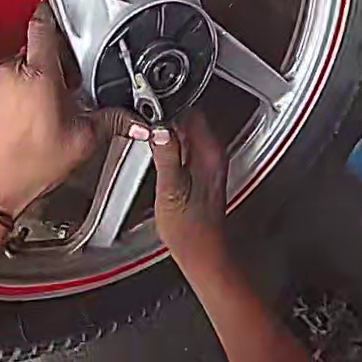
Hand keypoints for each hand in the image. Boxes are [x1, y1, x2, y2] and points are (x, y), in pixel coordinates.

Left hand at [0, 6, 119, 218]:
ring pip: (2, 70)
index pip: (44, 28)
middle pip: (27, 56)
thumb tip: (137, 121)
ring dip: (12, 85)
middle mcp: (7, 72)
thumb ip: (111, 122)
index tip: (53, 18)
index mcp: (40, 77)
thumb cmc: (27, 170)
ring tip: (19, 116)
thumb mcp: (78, 144)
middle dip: (38, 73)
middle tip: (45, 100)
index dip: (50, 20)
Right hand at [149, 111, 227, 260]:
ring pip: (187, 133)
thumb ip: (165, 154)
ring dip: (169, 133)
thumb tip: (159, 128)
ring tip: (151, 142)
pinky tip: (160, 157)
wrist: (201, 251)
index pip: (192, 112)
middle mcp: (214, 155)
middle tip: (147, 127)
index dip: (169, 110)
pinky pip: (187, 147)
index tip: (151, 114)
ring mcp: (210, 163)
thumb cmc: (189, 227)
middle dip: (167, 120)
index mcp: (209, 153)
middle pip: (190, 120)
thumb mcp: (170, 188)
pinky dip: (173, 146)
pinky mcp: (203, 171)